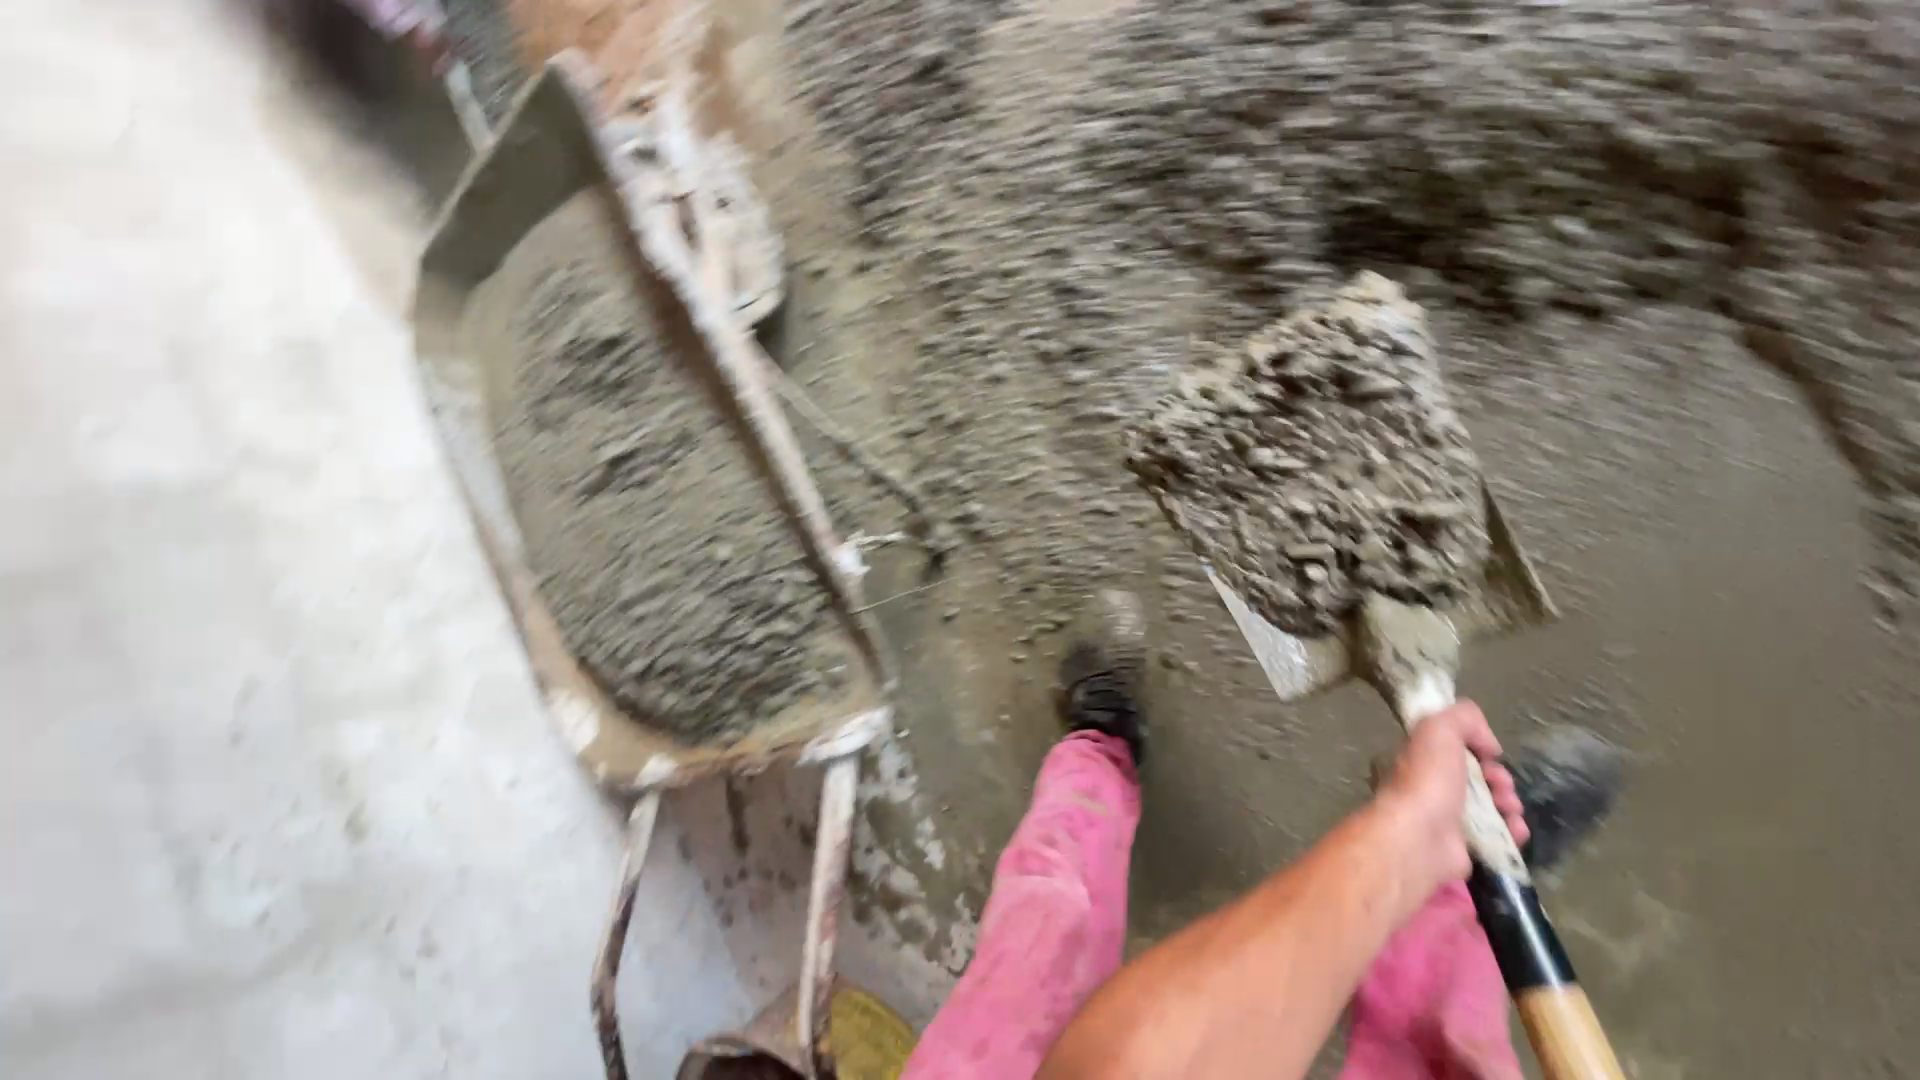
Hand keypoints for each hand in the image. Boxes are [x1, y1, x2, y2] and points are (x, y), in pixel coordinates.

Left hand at [1371, 701, 1528, 913]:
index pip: (1452, 748)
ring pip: (1490, 806)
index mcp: (1415, 758)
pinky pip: (1497, 835)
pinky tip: (1514, 828)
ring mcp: (1444, 819)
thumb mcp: (1438, 728)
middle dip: (1499, 778)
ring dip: (1509, 803)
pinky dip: (1511, 830)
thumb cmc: (1426, 778)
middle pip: (1476, 777)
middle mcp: (1427, 787)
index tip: (1489, 754)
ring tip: (1509, 808)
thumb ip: (1463, 718)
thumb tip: (1487, 743)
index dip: (1477, 748)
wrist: (1420, 837)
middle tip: (1500, 784)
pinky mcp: (1463, 847)